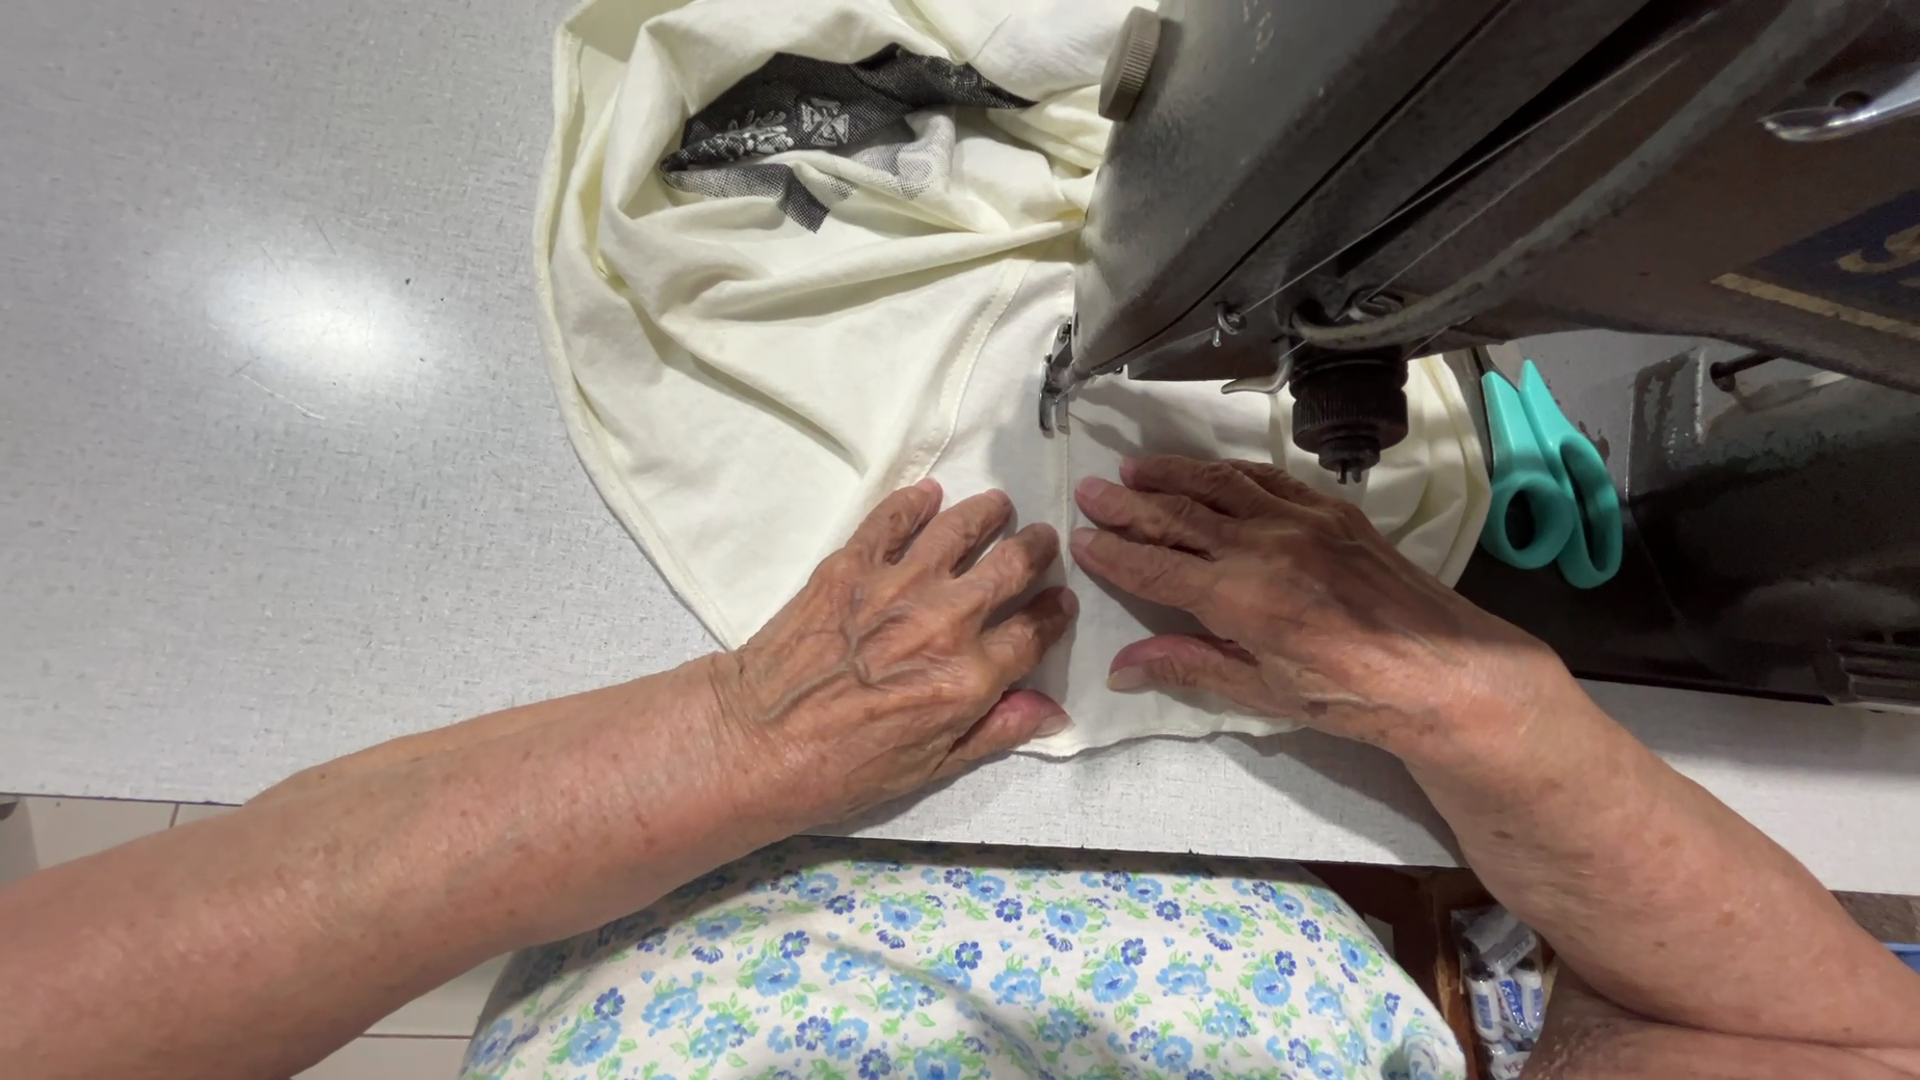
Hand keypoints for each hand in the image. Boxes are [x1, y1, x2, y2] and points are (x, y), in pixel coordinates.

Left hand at [707, 480, 1075, 826]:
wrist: (757, 741)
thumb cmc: (846, 768)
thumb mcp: (932, 768)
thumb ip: (996, 731)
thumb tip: (1053, 711)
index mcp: (970, 677)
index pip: (1035, 632)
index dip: (1055, 612)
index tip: (1061, 599)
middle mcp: (946, 621)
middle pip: (1011, 566)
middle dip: (1036, 548)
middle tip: (1040, 538)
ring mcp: (898, 585)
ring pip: (961, 529)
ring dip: (988, 512)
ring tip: (997, 506)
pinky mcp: (851, 563)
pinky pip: (892, 519)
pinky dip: (915, 501)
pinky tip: (930, 494)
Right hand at [1068, 455, 1566, 762]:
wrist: (1447, 672)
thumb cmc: (1349, 695)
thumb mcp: (1262, 693)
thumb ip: (1187, 666)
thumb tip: (1117, 670)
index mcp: (1240, 599)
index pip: (1155, 567)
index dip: (1112, 553)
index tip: (1079, 539)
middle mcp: (1263, 548)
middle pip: (1176, 516)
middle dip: (1125, 504)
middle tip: (1087, 490)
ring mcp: (1299, 520)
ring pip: (1216, 485)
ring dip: (1168, 474)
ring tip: (1132, 468)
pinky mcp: (1330, 508)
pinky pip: (1264, 479)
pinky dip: (1225, 471)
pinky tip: (1205, 469)